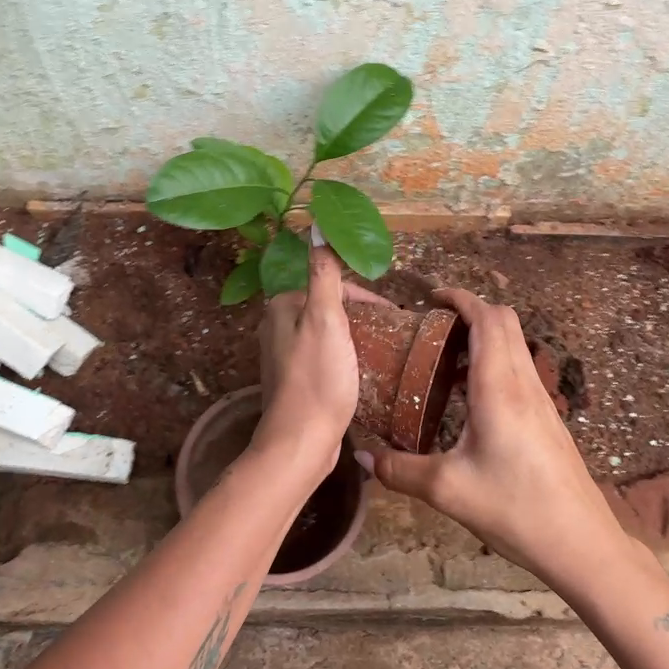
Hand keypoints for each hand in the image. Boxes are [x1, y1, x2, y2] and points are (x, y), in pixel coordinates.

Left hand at [251, 245, 391, 475]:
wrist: (301, 442)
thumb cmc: (319, 379)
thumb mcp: (326, 319)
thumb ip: (324, 273)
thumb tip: (317, 226)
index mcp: (281, 307)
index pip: (331, 287)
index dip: (365, 299)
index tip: (393, 316)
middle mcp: (276, 327)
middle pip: (329, 309)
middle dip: (361, 317)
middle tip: (392, 333)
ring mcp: (283, 357)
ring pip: (327, 335)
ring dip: (354, 339)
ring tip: (382, 352)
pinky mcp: (294, 382)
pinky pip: (324, 359)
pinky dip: (344, 359)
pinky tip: (361, 373)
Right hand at [365, 288, 624, 583]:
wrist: (582, 544)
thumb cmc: (516, 510)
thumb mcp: (448, 491)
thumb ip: (400, 471)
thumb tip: (362, 457)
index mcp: (499, 388)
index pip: (487, 319)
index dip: (460, 298)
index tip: (430, 297)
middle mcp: (524, 384)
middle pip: (505, 321)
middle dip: (471, 310)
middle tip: (433, 324)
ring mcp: (541, 401)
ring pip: (515, 345)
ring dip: (484, 335)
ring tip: (444, 356)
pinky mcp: (547, 420)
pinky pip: (519, 370)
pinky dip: (494, 361)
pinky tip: (469, 397)